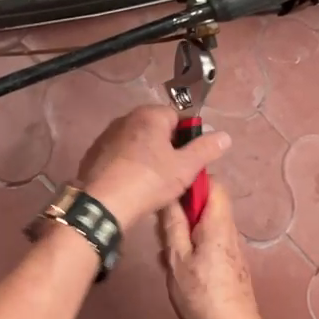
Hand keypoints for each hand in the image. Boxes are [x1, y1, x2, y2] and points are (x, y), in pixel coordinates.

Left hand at [77, 106, 230, 228]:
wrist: (101, 203)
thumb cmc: (148, 181)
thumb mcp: (185, 168)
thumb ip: (206, 149)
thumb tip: (225, 136)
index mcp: (150, 115)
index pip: (178, 116)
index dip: (187, 137)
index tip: (188, 159)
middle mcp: (126, 118)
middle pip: (156, 129)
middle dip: (167, 147)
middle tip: (173, 173)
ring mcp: (107, 135)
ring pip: (137, 143)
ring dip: (146, 157)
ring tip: (152, 183)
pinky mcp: (93, 153)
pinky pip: (119, 155)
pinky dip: (127, 165)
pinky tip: (131, 185)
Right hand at [159, 185, 273, 318]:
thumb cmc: (202, 295)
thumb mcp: (178, 259)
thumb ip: (173, 226)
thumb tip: (170, 196)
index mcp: (218, 224)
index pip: (213, 184)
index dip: (193, 181)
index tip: (169, 189)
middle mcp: (229, 231)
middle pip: (207, 206)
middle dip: (182, 212)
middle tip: (160, 230)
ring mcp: (230, 249)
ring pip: (204, 226)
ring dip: (183, 234)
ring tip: (165, 253)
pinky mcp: (228, 264)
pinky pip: (208, 244)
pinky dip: (191, 249)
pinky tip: (177, 269)